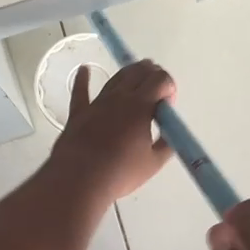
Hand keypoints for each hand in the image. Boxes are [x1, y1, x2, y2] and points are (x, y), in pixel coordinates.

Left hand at [49, 60, 174, 201]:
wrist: (79, 180)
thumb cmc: (120, 172)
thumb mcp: (153, 163)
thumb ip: (167, 145)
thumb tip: (171, 137)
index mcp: (140, 106)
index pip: (161, 80)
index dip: (169, 87)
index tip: (168, 106)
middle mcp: (119, 97)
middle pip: (139, 72)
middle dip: (152, 74)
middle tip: (157, 89)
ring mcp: (97, 103)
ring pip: (116, 78)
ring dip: (129, 73)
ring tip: (137, 75)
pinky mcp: (78, 113)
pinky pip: (80, 92)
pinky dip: (83, 79)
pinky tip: (83, 70)